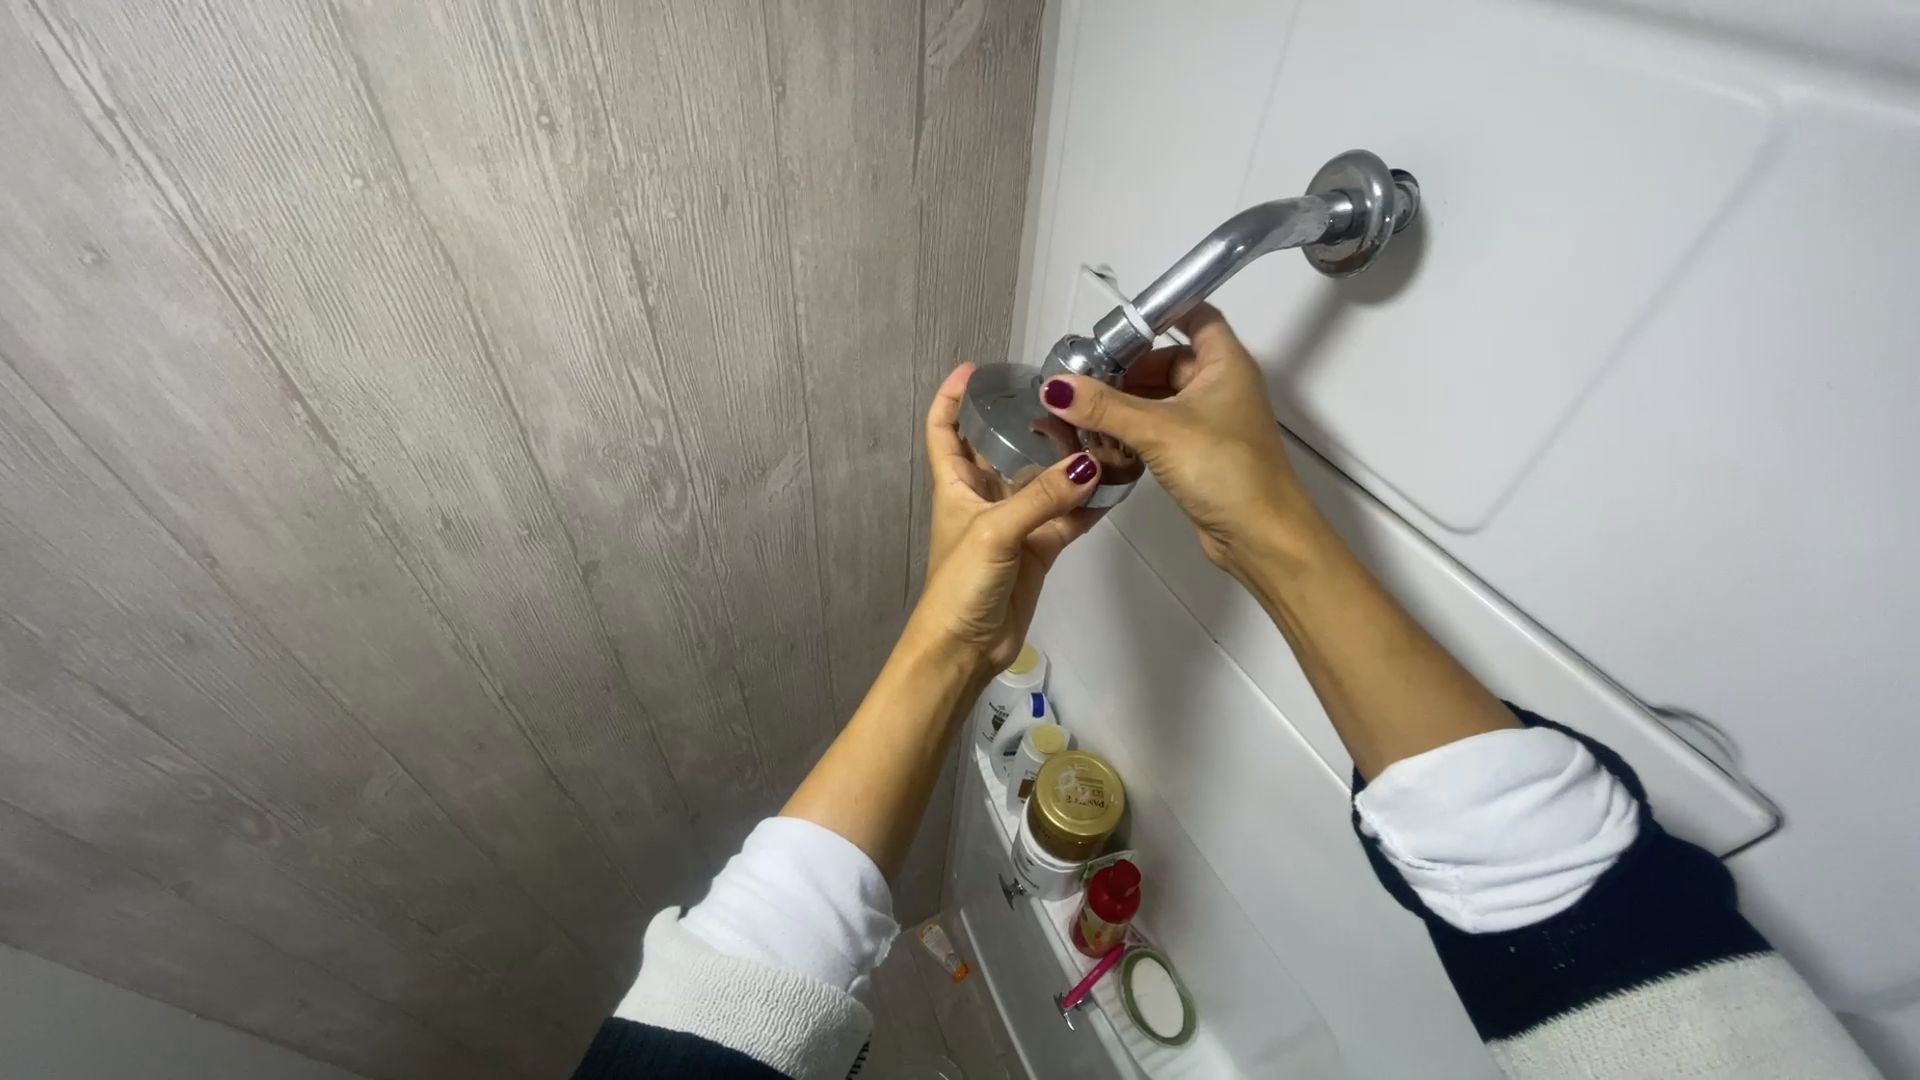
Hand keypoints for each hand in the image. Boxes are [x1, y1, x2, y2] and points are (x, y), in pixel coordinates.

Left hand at [914, 363, 1103, 674]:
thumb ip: (1041, 498)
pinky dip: (1089, 503)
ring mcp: (1014, 522)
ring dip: (1067, 461)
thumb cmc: (959, 586)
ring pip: (1043, 480)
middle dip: (1026, 421)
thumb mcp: (994, 533)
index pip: (945, 429)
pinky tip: (1115, 484)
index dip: (952, 397)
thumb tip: (1090, 465)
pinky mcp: (1039, 547)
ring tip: (1099, 431)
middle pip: (1002, 446)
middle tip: (1062, 398)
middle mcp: (984, 496)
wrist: (966, 647)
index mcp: (955, 484)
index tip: (975, 369)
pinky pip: (1067, 515)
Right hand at [1036, 303, 1318, 571]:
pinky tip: (1105, 442)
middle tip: (1085, 379)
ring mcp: (1211, 423)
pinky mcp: (1199, 455)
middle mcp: (1221, 387)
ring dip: (1126, 404)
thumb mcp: (1158, 430)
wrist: (1260, 536)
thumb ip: (1104, 407)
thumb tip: (1055, 387)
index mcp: (1226, 364)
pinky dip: (1134, 432)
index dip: (1159, 314)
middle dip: (1127, 369)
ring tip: (1086, 413)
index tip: (1116, 326)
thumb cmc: (1226, 470)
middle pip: (1168, 361)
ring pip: (1161, 399)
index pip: (1195, 317)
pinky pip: (1161, 430)